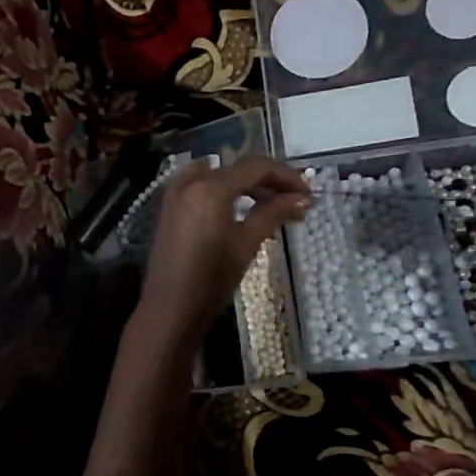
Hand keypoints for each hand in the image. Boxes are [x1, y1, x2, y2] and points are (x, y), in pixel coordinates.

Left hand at [138, 154, 311, 336]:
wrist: (169, 309)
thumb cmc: (210, 280)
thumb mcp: (245, 244)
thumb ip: (272, 214)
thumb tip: (303, 199)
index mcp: (210, 188)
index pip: (256, 167)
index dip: (286, 176)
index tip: (307, 195)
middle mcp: (189, 182)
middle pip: (236, 169)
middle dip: (267, 181)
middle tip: (293, 201)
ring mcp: (173, 194)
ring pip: (216, 175)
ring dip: (244, 185)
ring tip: (269, 205)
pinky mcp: (167, 209)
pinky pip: (198, 187)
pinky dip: (220, 191)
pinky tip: (237, 208)